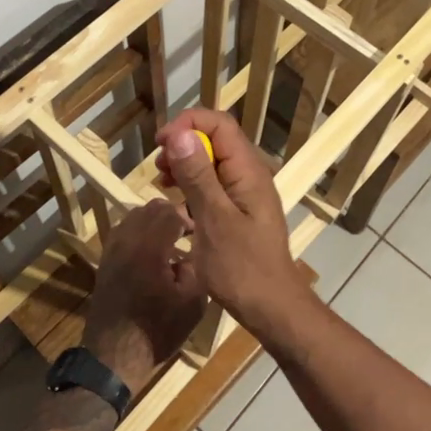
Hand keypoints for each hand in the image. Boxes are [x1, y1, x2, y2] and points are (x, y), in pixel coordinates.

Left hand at [82, 200, 204, 392]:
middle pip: (149, 209)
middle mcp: (128, 241)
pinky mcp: (105, 261)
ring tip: (168, 240)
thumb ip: (195, 269)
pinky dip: (137, 232)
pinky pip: (122, 232)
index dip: (188, 217)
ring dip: (152, 221)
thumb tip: (189, 254)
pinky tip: (149, 252)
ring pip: (133, 217)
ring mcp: (112, 250)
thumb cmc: (158, 330)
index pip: (170, 212)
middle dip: (170, 214)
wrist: (115, 355)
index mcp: (150, 247)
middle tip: (186, 232)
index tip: (198, 231)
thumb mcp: (192, 303)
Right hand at [154, 108, 309, 335]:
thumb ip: (197, 175)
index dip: (187, 124)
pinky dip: (193, 186)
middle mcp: (250, 174)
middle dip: (183, 145)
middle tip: (158, 170)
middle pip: (216, 139)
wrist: (271, 307)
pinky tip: (178, 204)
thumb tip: (179, 134)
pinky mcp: (240, 211)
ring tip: (163, 184)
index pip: (219, 123)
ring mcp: (246, 193)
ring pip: (213, 162)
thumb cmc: (241, 266)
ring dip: (185, 166)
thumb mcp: (212, 219)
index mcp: (248, 170)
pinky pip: (215, 185)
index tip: (160, 145)